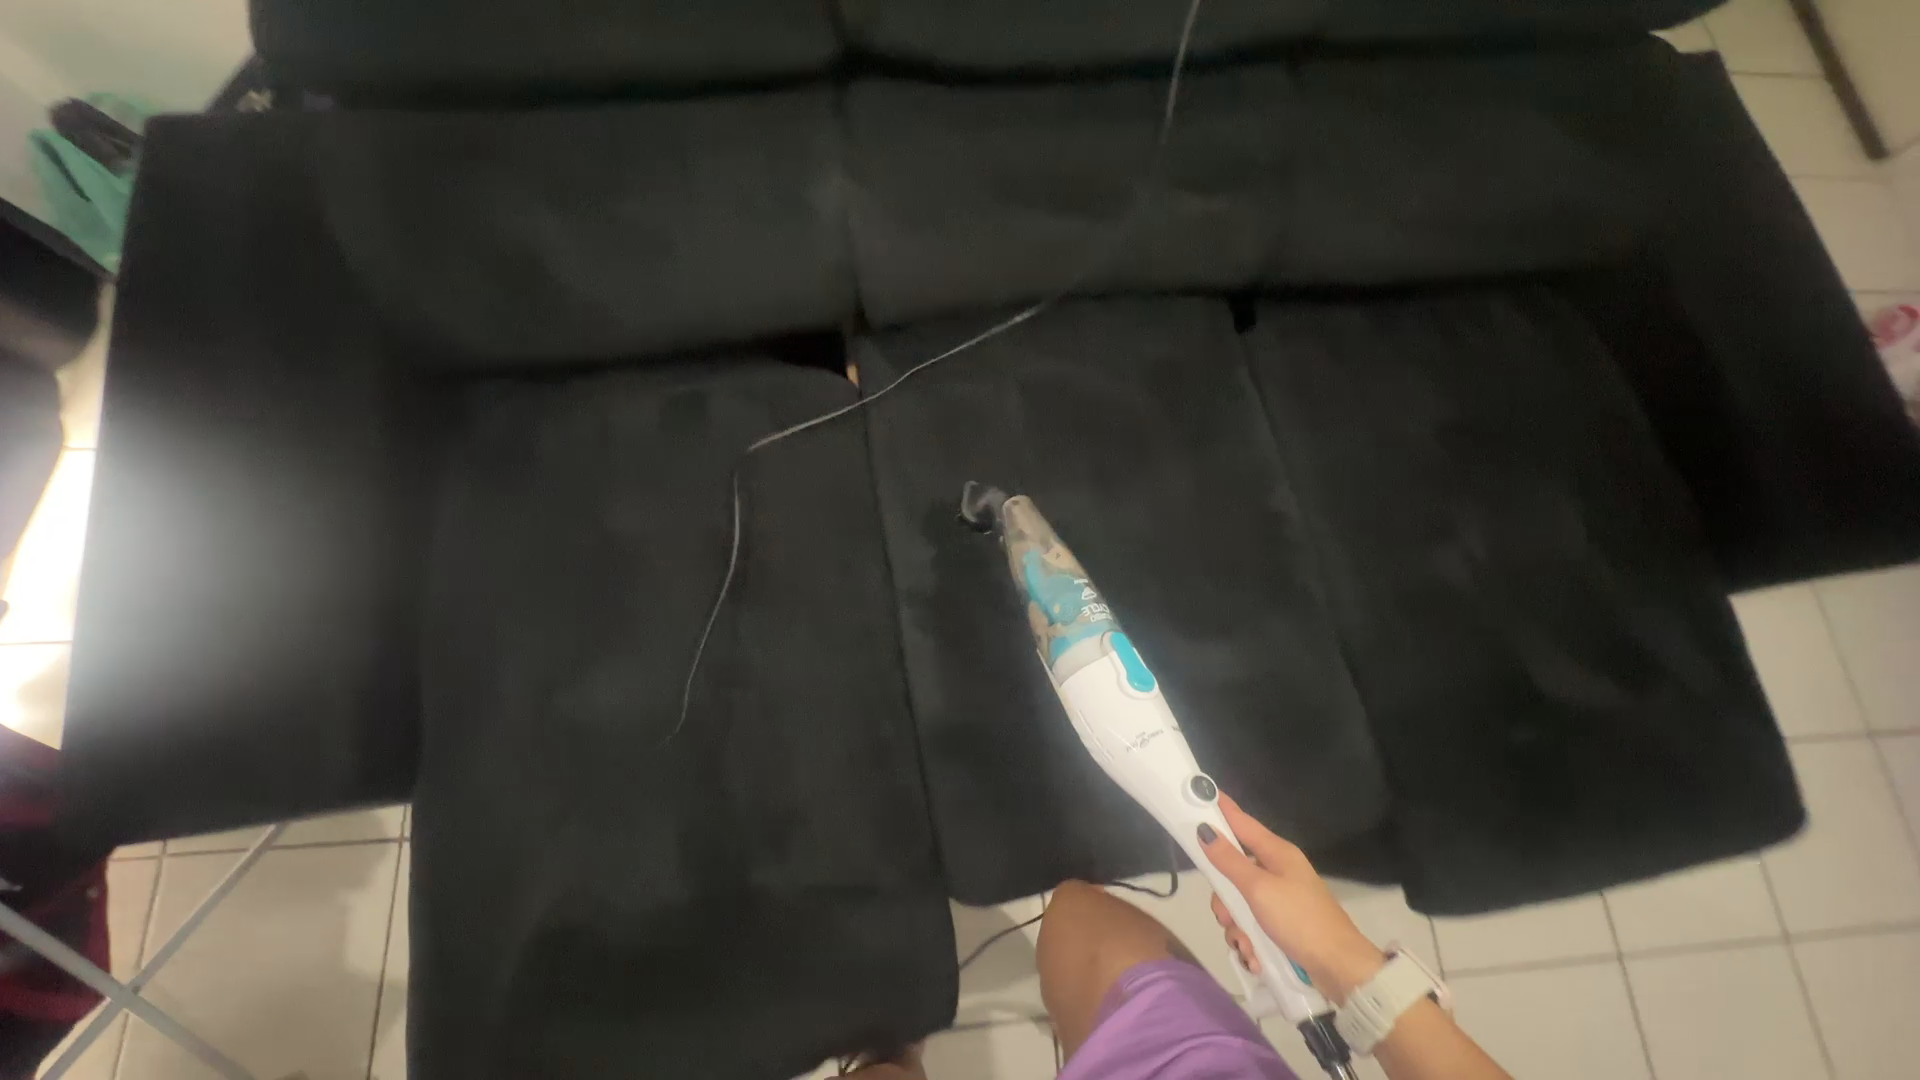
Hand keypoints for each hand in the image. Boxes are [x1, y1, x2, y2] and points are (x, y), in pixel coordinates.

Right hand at [1198, 792, 1385, 1000]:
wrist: (1341, 970)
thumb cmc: (1300, 920)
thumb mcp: (1259, 889)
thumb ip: (1229, 860)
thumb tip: (1204, 829)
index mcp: (1276, 852)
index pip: (1241, 821)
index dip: (1219, 809)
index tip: (1196, 795)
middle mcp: (1277, 870)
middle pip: (1233, 870)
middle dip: (1224, 898)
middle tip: (1226, 915)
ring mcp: (1280, 898)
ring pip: (1238, 902)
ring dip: (1236, 927)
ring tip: (1246, 946)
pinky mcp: (1281, 924)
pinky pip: (1251, 924)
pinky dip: (1249, 941)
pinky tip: (1254, 957)